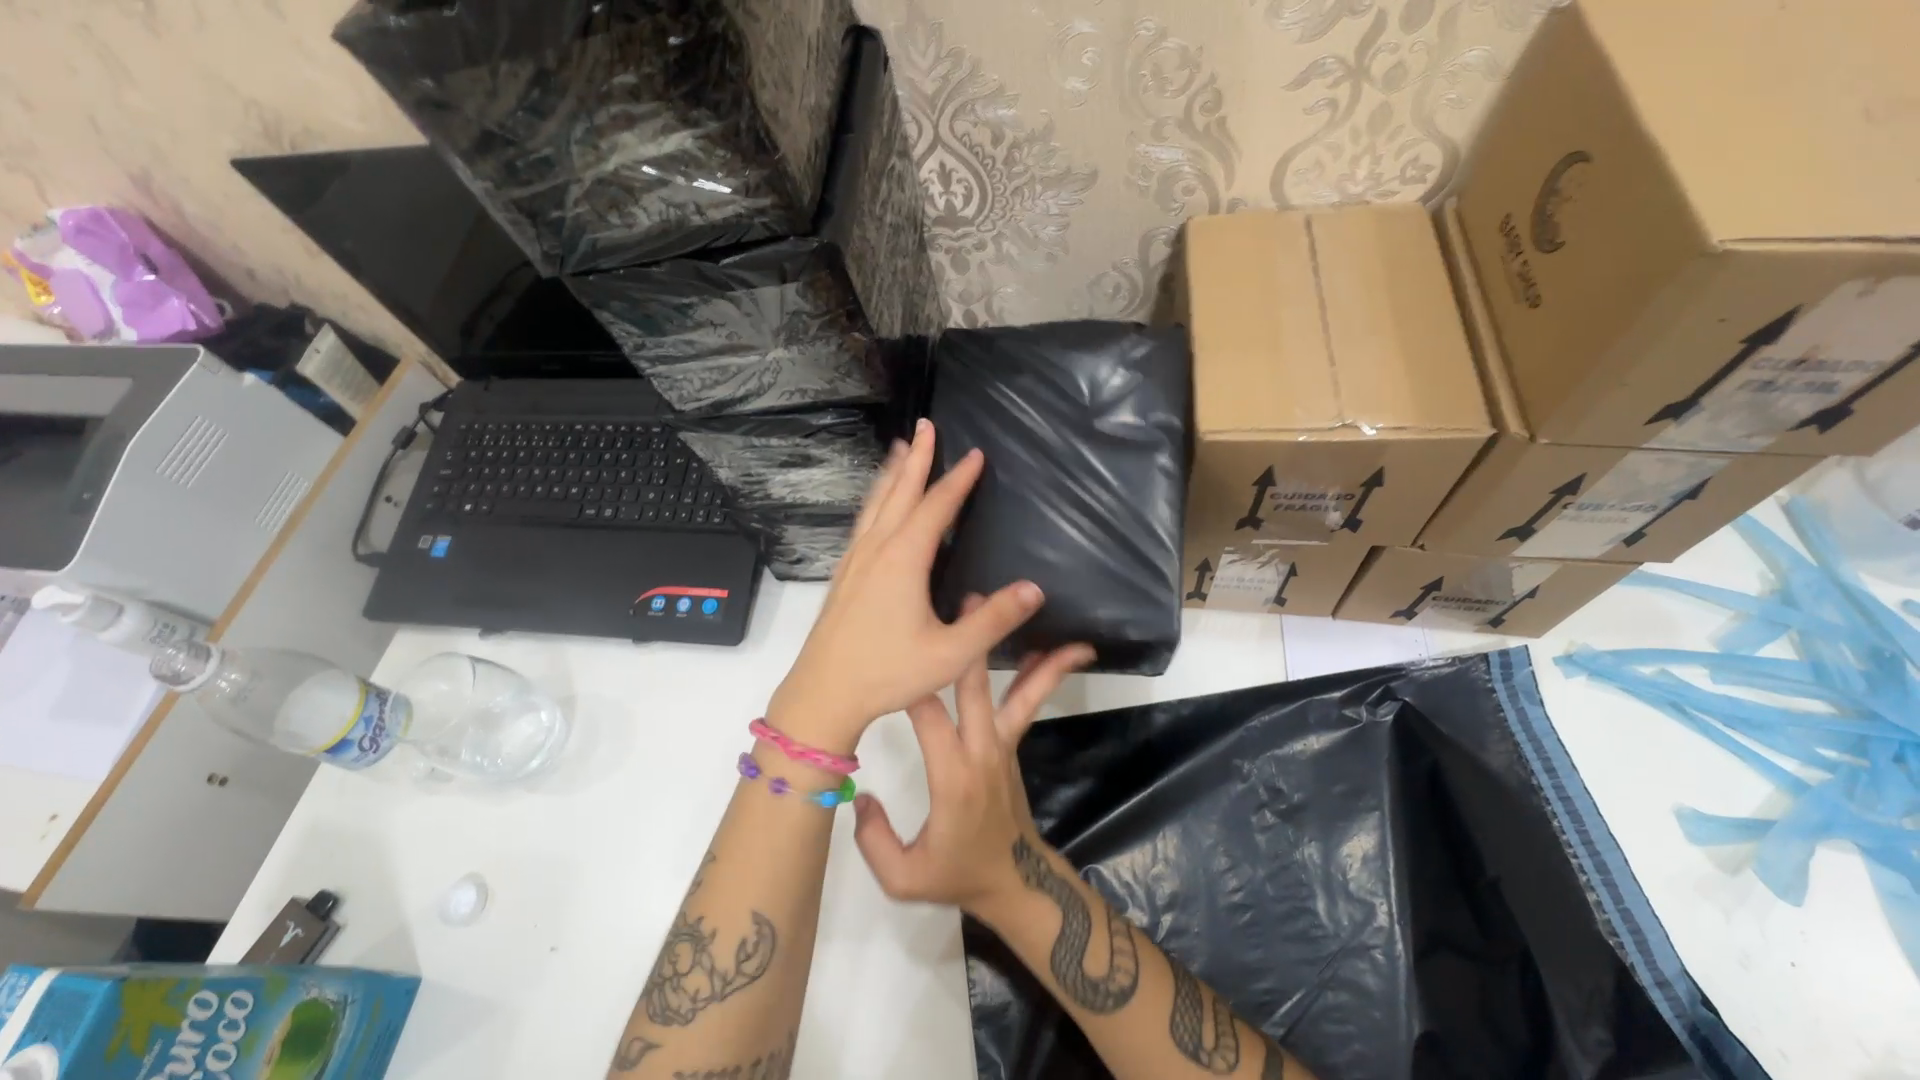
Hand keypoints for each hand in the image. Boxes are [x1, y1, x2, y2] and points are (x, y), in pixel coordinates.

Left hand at [767, 419, 1047, 753]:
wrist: (824, 692)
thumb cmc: (888, 672)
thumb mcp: (951, 652)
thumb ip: (994, 620)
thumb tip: (1035, 589)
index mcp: (904, 559)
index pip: (937, 506)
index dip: (958, 479)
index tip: (976, 453)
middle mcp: (877, 549)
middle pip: (900, 491)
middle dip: (918, 457)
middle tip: (927, 425)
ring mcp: (855, 560)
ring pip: (876, 503)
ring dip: (892, 474)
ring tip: (901, 449)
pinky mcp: (843, 575)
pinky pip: (863, 521)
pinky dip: (875, 500)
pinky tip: (876, 508)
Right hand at [852, 597, 1093, 913]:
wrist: (1015, 882)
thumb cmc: (957, 877)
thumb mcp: (903, 879)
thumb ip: (874, 839)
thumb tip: (857, 794)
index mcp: (953, 778)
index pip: (930, 718)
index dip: (914, 683)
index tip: (898, 648)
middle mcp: (982, 753)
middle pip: (975, 689)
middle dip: (969, 644)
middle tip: (968, 598)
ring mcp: (1002, 747)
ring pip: (1016, 694)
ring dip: (1020, 653)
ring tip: (1026, 612)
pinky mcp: (1011, 747)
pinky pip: (1025, 705)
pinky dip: (1040, 676)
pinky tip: (1051, 649)